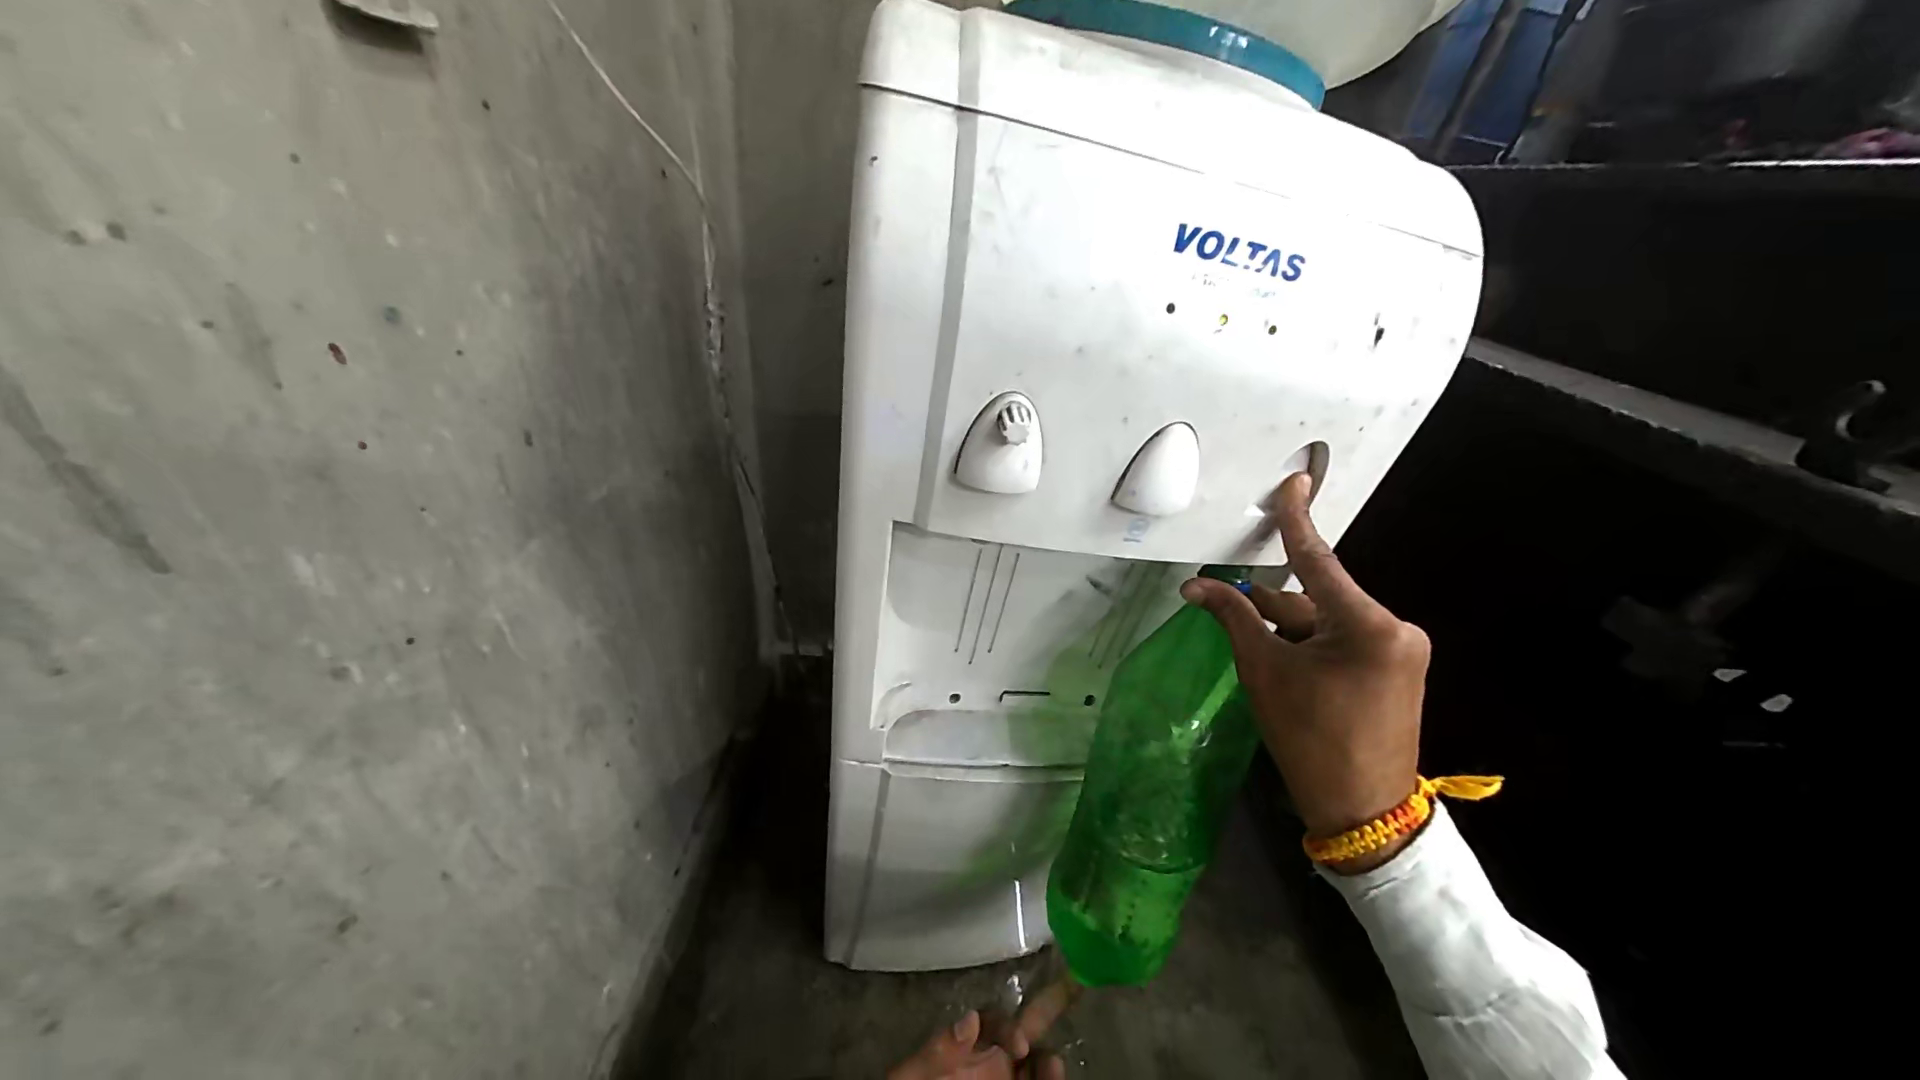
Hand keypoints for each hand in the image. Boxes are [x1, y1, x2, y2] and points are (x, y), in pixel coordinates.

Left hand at [887, 977, 1076, 1079]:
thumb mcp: (911, 1078)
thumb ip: (937, 1051)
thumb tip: (970, 1021)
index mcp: (968, 1050)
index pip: (996, 1023)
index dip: (1009, 1027)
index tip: (1020, 1045)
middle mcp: (993, 1066)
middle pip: (1028, 1038)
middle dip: (1049, 1026)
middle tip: (1057, 1043)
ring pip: (1037, 1072)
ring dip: (1048, 1069)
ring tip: (1054, 1071)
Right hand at [1180, 472, 1429, 872]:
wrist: (1363, 809)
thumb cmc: (1310, 738)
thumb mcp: (1265, 672)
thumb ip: (1233, 618)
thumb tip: (1195, 585)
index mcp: (1369, 625)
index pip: (1319, 560)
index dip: (1297, 519)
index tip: (1295, 480)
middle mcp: (1394, 628)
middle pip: (1316, 598)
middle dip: (1271, 607)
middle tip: (1222, 603)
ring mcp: (1400, 649)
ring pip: (1326, 621)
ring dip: (1287, 630)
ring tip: (1257, 654)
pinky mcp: (1396, 667)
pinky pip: (1342, 639)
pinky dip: (1308, 644)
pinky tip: (1283, 665)